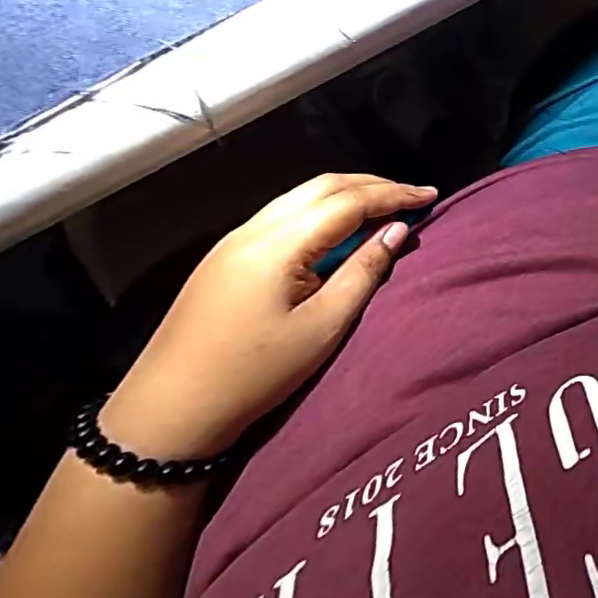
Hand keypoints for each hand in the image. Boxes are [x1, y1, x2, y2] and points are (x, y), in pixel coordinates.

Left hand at [100, 174, 437, 460]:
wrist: (167, 413)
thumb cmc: (254, 374)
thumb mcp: (324, 326)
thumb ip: (364, 271)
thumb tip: (397, 231)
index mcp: (277, 246)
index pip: (348, 201)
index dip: (394, 194)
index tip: (430, 195)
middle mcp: (252, 231)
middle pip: (323, 185)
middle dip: (373, 184)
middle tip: (413, 195)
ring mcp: (234, 242)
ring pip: (302, 196)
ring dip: (348, 193)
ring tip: (385, 205)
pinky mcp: (226, 257)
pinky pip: (285, 214)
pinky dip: (324, 209)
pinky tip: (342, 226)